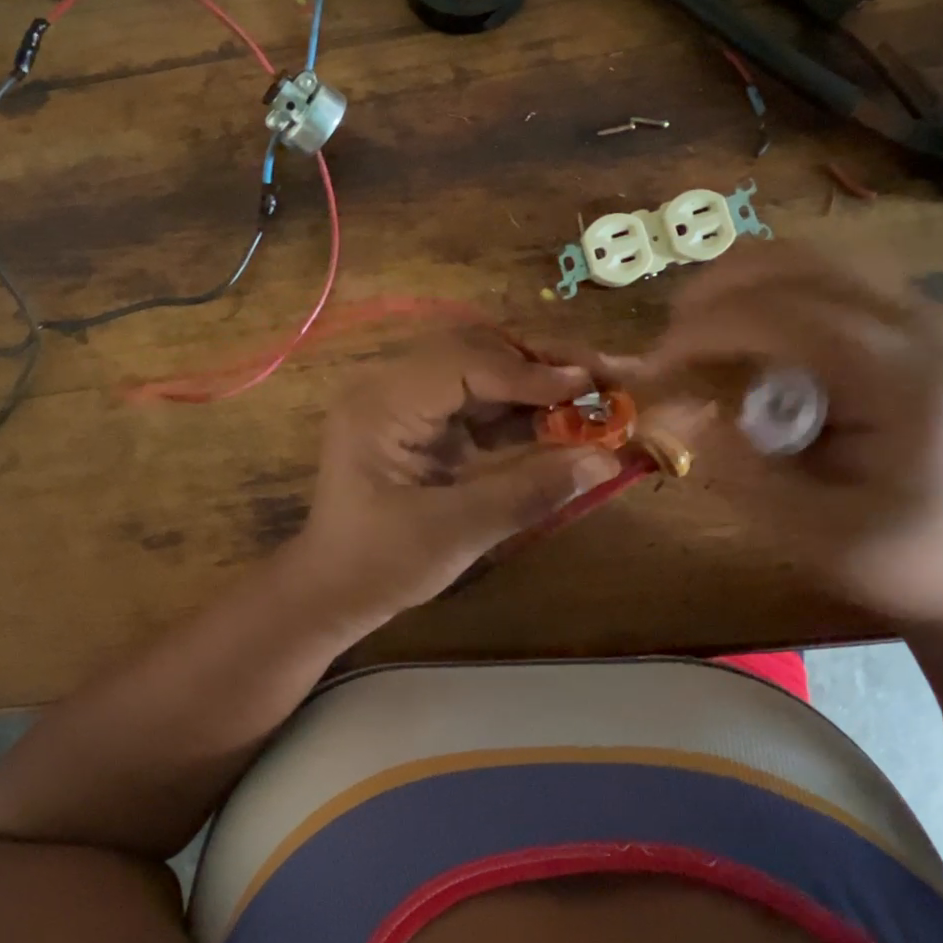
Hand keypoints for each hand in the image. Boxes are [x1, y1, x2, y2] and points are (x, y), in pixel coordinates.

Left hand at [294, 330, 623, 622]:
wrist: (335, 590)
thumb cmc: (381, 563)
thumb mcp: (456, 530)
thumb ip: (529, 490)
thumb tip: (607, 458)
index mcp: (381, 405)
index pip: (462, 362)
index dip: (527, 372)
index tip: (589, 386)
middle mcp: (390, 389)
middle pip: (474, 352)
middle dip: (541, 364)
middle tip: (607, 377)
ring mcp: (406, 404)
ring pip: (482, 372)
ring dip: (538, 383)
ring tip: (600, 394)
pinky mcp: (423, 425)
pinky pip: (478, 403)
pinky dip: (521, 410)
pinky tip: (566, 421)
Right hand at [593, 240, 942, 625]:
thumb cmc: (899, 558)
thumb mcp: (812, 535)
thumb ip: (740, 470)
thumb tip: (673, 411)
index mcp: (910, 377)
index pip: (787, 314)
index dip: (706, 329)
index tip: (654, 367)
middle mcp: (927, 325)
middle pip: (800, 262)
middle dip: (716, 292)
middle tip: (667, 342)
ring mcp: (929, 314)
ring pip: (812, 258)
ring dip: (739, 285)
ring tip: (694, 334)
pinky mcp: (917, 320)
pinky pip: (827, 277)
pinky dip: (769, 292)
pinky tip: (743, 335)